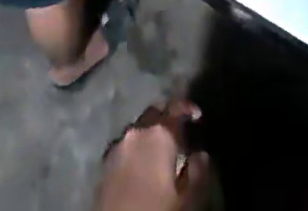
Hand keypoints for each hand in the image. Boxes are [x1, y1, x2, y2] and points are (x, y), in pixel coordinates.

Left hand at [95, 100, 212, 210]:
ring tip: (165, 152)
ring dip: (151, 133)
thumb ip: (198, 174)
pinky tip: (145, 164)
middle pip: (154, 114)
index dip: (188, 108)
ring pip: (138, 129)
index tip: (199, 116)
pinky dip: (138, 147)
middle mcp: (135, 132)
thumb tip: (201, 155)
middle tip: (182, 133)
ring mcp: (117, 146)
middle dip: (167, 118)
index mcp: (158, 135)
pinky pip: (126, 145)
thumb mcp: (188, 201)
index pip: (174, 107)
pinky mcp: (105, 162)